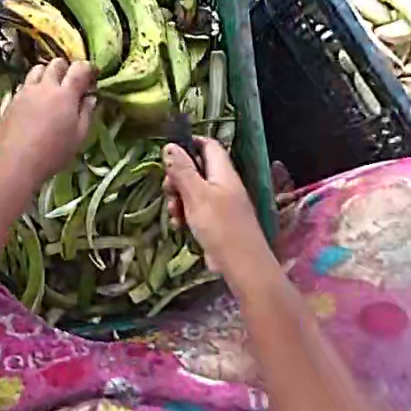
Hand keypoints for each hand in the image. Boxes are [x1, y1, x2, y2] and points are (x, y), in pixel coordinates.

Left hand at [0, 59, 96, 184]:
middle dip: (66, 68)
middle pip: (55, 64)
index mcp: (65, 93)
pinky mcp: (10, 101)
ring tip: (50, 89)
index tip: (92, 76)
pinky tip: (32, 101)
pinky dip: (30, 88)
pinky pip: (21, 86)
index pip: (79, 68)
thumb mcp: (79, 136)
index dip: (88, 68)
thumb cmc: (54, 152)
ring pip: (36, 70)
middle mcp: (44, 87)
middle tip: (70, 83)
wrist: (17, 162)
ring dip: (46, 74)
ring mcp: (24, 92)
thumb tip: (90, 97)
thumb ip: (86, 113)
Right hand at [163, 137, 280, 285]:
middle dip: (177, 178)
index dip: (189, 144)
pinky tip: (179, 225)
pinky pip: (195, 210)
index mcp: (223, 172)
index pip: (208, 145)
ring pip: (192, 191)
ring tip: (174, 213)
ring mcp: (220, 204)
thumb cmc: (220, 226)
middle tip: (168, 190)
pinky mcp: (215, 222)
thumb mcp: (196, 195)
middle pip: (196, 169)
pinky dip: (185, 214)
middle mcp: (223, 184)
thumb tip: (170, 146)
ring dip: (178, 198)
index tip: (168, 155)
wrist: (242, 266)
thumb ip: (182, 170)